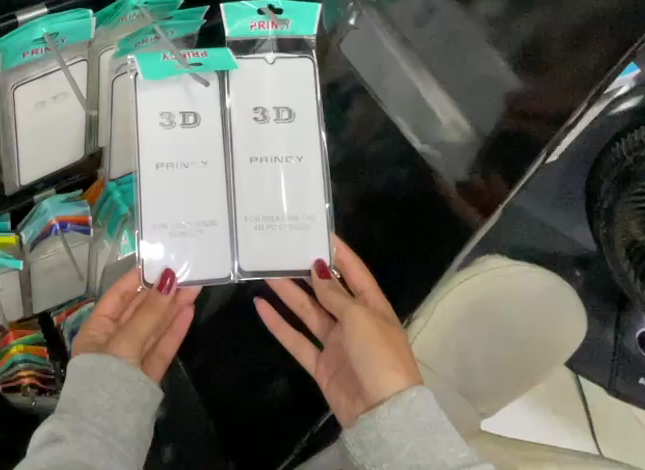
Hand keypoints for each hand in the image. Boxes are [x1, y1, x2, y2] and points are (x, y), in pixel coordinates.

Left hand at [73, 269, 200, 382]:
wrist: (106, 434)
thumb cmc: (106, 378)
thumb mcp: (125, 342)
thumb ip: (149, 312)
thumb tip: (169, 277)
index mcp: (96, 329)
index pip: (118, 296)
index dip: (138, 278)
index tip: (159, 261)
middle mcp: (113, 342)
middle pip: (139, 311)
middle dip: (162, 292)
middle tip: (185, 271)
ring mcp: (132, 360)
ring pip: (154, 328)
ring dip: (173, 307)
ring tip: (194, 286)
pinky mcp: (148, 377)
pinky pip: (161, 348)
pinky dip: (175, 330)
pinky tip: (188, 311)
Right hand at [255, 235, 423, 427]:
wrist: (383, 414)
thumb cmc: (379, 355)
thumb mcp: (359, 317)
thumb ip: (334, 294)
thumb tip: (317, 268)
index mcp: (372, 305)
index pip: (353, 270)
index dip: (337, 250)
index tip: (316, 229)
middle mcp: (354, 321)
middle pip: (326, 290)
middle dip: (306, 270)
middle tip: (282, 249)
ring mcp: (336, 344)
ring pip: (308, 312)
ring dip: (288, 293)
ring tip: (265, 271)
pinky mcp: (321, 365)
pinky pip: (297, 339)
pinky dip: (278, 324)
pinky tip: (261, 306)